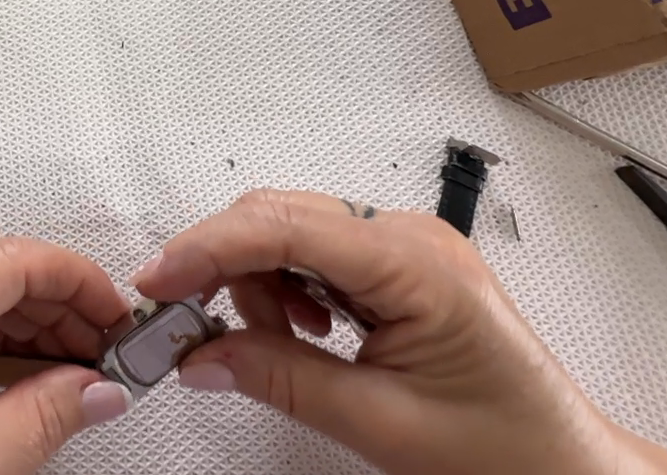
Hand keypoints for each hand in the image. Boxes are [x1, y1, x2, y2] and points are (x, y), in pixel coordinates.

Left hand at [0, 238, 133, 474]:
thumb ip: (47, 415)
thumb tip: (104, 388)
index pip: (12, 260)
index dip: (74, 279)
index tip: (118, 315)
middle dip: (60, 301)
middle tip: (107, 351)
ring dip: (35, 320)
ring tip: (81, 368)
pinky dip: (4, 337)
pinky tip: (38, 373)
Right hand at [133, 190, 666, 474]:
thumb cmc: (508, 459)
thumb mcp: (385, 428)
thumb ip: (280, 380)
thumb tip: (193, 357)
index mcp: (415, 264)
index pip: (286, 228)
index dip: (210, 247)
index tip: (157, 281)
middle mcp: (403, 232)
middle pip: (277, 216)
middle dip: (222, 261)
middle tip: (185, 314)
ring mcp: (398, 241)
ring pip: (284, 230)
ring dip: (253, 280)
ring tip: (266, 341)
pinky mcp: (390, 260)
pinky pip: (307, 251)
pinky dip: (281, 287)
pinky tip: (300, 331)